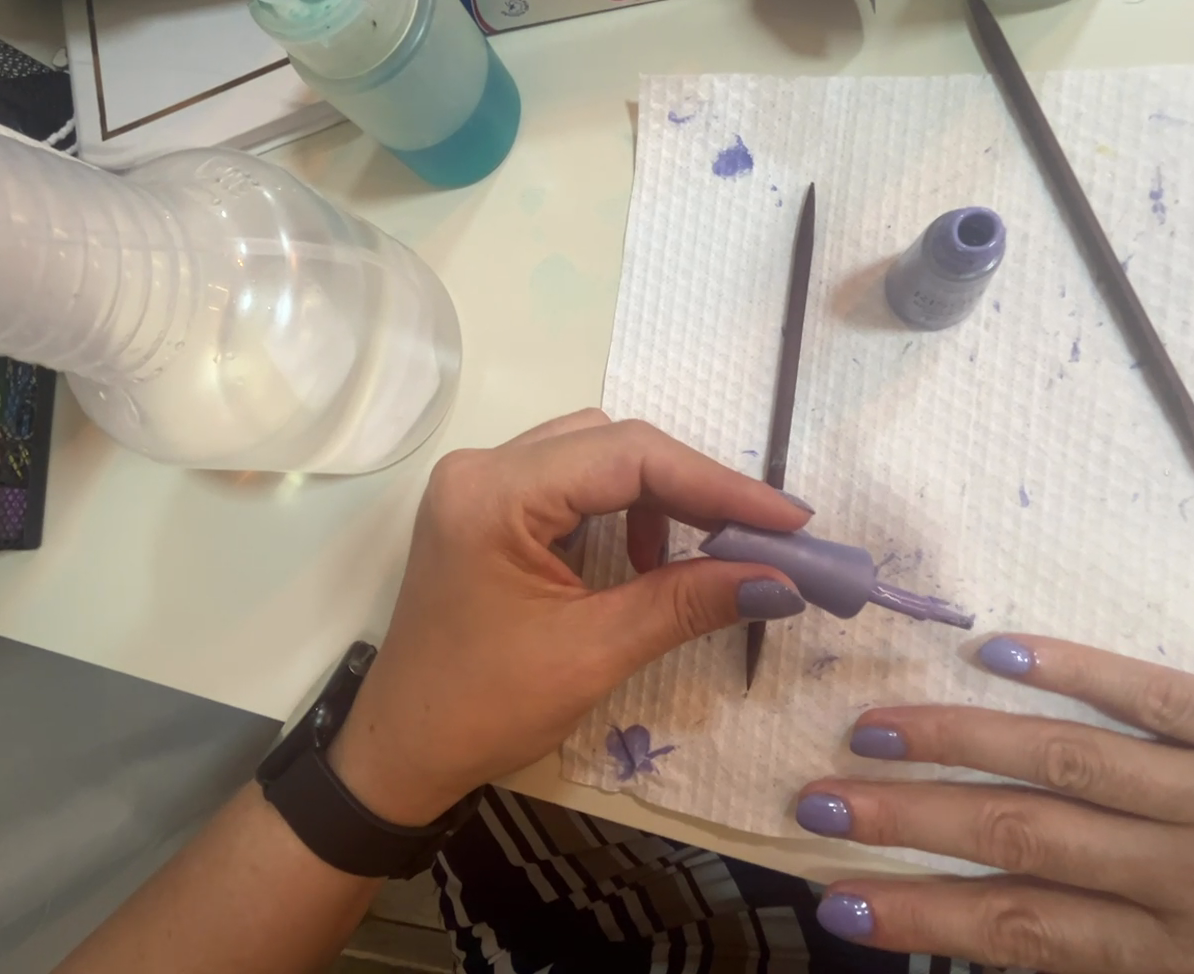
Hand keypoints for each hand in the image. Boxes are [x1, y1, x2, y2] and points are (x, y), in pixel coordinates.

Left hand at [327, 410, 812, 826]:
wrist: (403, 750)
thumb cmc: (484, 710)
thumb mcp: (593, 652)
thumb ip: (688, 601)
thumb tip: (782, 578)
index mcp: (493, 493)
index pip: (626, 456)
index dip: (716, 483)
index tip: (789, 520)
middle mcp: (482, 467)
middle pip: (610, 443)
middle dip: (691, 486)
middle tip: (759, 533)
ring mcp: (480, 482)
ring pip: (593, 455)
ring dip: (656, 494)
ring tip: (701, 548)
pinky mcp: (488, 505)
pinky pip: (570, 482)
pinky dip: (620, 507)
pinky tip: (643, 555)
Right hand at [797, 635, 1193, 972]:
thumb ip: (1159, 971)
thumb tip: (1037, 940)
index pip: (1025, 933)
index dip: (923, 916)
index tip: (841, 901)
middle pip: (1020, 842)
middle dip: (906, 823)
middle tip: (817, 802)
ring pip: (1066, 761)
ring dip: (958, 742)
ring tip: (871, 729)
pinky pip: (1163, 695)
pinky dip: (1080, 671)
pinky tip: (1002, 651)